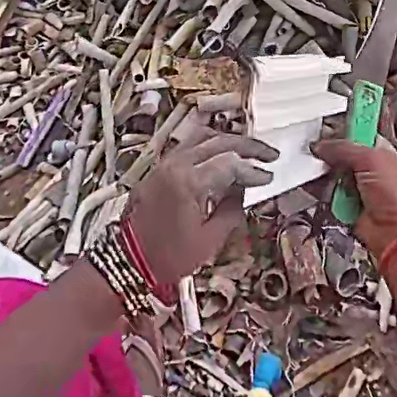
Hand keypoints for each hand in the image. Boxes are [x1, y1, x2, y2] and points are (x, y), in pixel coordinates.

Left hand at [125, 132, 276, 286]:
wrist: (127, 260)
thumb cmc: (169, 256)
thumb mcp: (209, 241)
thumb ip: (231, 210)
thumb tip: (242, 188)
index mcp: (189, 182)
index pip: (230, 164)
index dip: (253, 170)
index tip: (268, 177)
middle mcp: (177, 164)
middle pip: (219, 142)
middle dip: (248, 146)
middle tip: (270, 154)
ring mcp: (166, 162)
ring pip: (203, 136)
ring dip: (229, 140)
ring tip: (250, 150)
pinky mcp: (161, 166)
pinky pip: (190, 144)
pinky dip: (210, 144)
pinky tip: (223, 153)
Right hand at [313, 134, 396, 257]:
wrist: (394, 232)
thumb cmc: (395, 196)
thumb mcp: (370, 160)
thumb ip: (344, 148)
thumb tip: (322, 145)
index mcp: (378, 151)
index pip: (355, 134)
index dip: (341, 131)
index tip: (325, 129)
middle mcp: (366, 167)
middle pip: (339, 153)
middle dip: (327, 153)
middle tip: (318, 152)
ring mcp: (355, 186)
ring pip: (330, 172)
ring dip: (323, 173)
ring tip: (318, 171)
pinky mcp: (345, 203)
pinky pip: (326, 191)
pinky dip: (320, 190)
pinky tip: (317, 186)